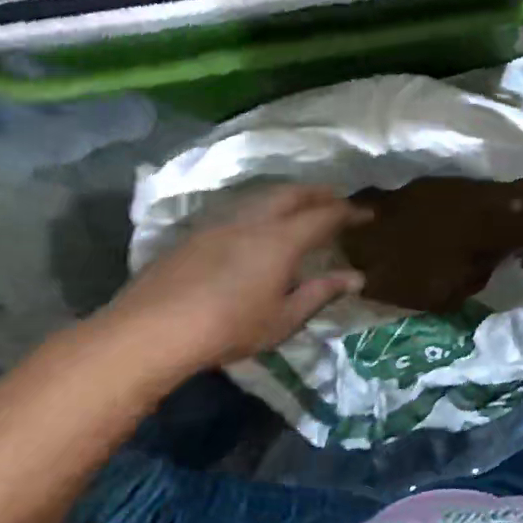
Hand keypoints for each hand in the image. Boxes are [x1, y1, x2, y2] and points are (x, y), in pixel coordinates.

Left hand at [89, 185, 369, 377]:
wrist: (154, 329)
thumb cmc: (230, 328)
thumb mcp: (284, 318)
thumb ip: (321, 293)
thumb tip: (356, 278)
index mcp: (281, 240)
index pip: (324, 215)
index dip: (349, 212)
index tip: (368, 214)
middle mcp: (253, 221)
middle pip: (292, 194)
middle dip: (318, 193)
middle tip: (336, 201)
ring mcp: (220, 224)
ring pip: (261, 198)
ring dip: (288, 198)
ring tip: (300, 210)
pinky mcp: (196, 234)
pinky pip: (239, 210)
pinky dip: (261, 210)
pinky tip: (258, 230)